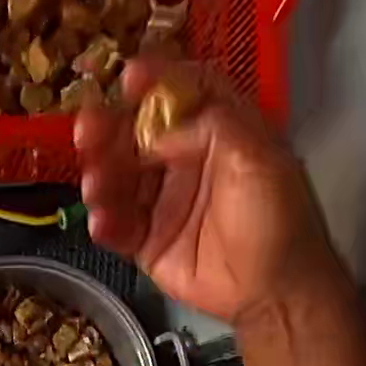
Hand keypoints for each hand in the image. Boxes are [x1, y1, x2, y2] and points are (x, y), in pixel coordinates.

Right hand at [75, 59, 348, 326]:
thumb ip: (215, 132)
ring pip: (117, 181)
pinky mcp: (142, 240)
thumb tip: (161, 128)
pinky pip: (115, 226)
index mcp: (220, 136)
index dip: (159, 81)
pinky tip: (103, 223)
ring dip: (100, 178)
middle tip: (86, 127)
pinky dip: (104, 223)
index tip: (129, 76)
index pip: (186, 96)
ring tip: (94, 185)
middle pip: (137, 138)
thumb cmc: (278, 220)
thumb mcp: (261, 162)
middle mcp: (184, 164)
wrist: (268, 290)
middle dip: (110, 131)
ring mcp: (160, 203)